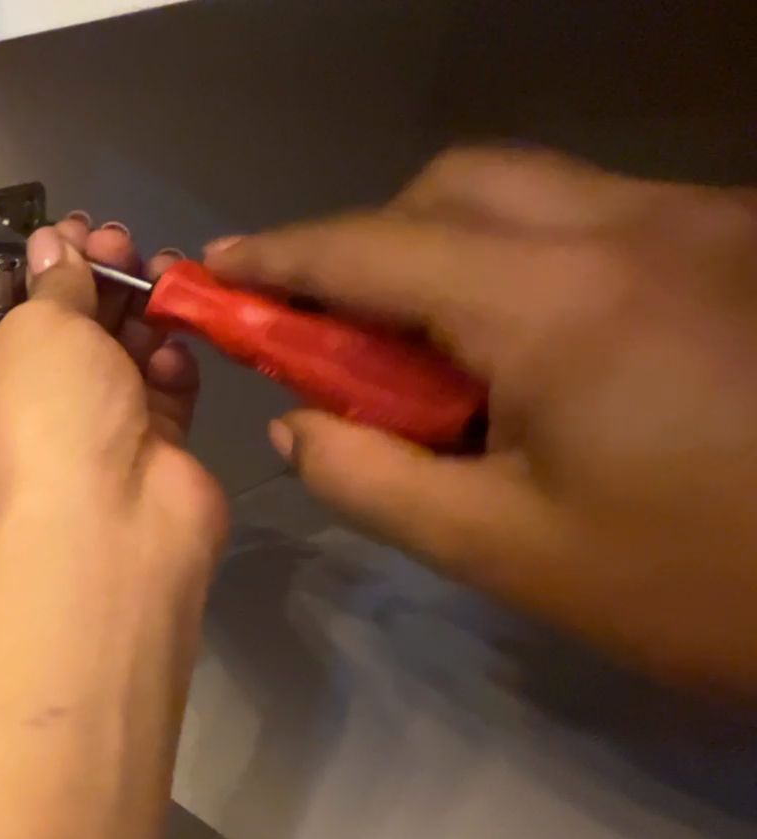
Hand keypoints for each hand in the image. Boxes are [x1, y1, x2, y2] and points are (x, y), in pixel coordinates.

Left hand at [0, 215, 227, 571]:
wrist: (108, 521)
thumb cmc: (51, 413)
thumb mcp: (37, 331)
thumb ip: (52, 285)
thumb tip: (49, 244)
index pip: (20, 314)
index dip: (51, 269)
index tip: (82, 230)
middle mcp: (37, 405)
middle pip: (76, 328)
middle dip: (103, 280)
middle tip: (129, 244)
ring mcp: (96, 427)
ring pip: (125, 353)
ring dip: (145, 312)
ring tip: (167, 277)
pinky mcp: (153, 446)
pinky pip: (164, 390)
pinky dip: (171, 367)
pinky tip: (173, 355)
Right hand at [208, 145, 756, 689]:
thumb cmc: (702, 578)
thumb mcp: (495, 546)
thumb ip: (363, 477)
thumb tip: (294, 426)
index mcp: (563, 302)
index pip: (372, 251)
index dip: (275, 259)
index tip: (208, 272)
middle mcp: (643, 231)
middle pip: (453, 188)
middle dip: (362, 247)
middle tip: (324, 331)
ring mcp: (715, 231)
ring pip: (528, 199)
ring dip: (436, 259)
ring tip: (419, 357)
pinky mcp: (752, 254)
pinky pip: (592, 227)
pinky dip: (510, 270)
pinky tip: (516, 358)